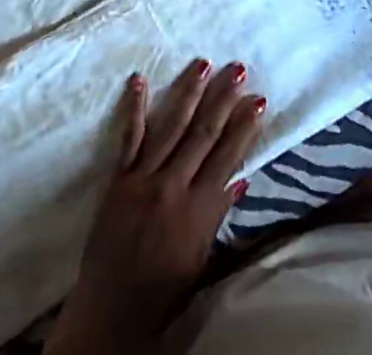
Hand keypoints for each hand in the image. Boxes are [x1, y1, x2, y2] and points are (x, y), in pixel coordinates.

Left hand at [46, 59, 264, 354]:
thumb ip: (219, 212)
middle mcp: (173, 186)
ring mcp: (143, 179)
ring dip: (189, 92)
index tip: (259, 99)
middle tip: (238, 69)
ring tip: (203, 64)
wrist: (111, 308)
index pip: (228, 155)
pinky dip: (134, 107)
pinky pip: (128, 137)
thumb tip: (241, 178)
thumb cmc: (164, 287)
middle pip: (203, 133)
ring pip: (171, 126)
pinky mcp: (117, 180)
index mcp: (199, 207)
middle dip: (223, 99)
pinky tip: (139, 80)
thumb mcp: (202, 254)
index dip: (245, 126)